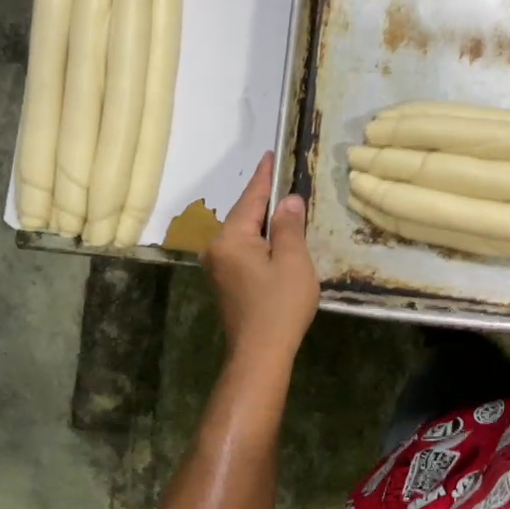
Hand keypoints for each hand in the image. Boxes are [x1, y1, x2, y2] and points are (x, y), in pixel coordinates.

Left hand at [202, 152, 318, 366]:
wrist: (260, 353)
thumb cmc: (279, 305)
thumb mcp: (292, 260)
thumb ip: (289, 226)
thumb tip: (288, 200)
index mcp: (231, 238)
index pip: (251, 199)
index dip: (264, 177)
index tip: (269, 155)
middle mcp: (217, 248)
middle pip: (244, 216)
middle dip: (264, 200)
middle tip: (283, 179)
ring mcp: (218, 268)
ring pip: (244, 235)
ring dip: (264, 222)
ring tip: (285, 207)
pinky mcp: (226, 283)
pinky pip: (243, 250)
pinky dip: (260, 241)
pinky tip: (276, 240)